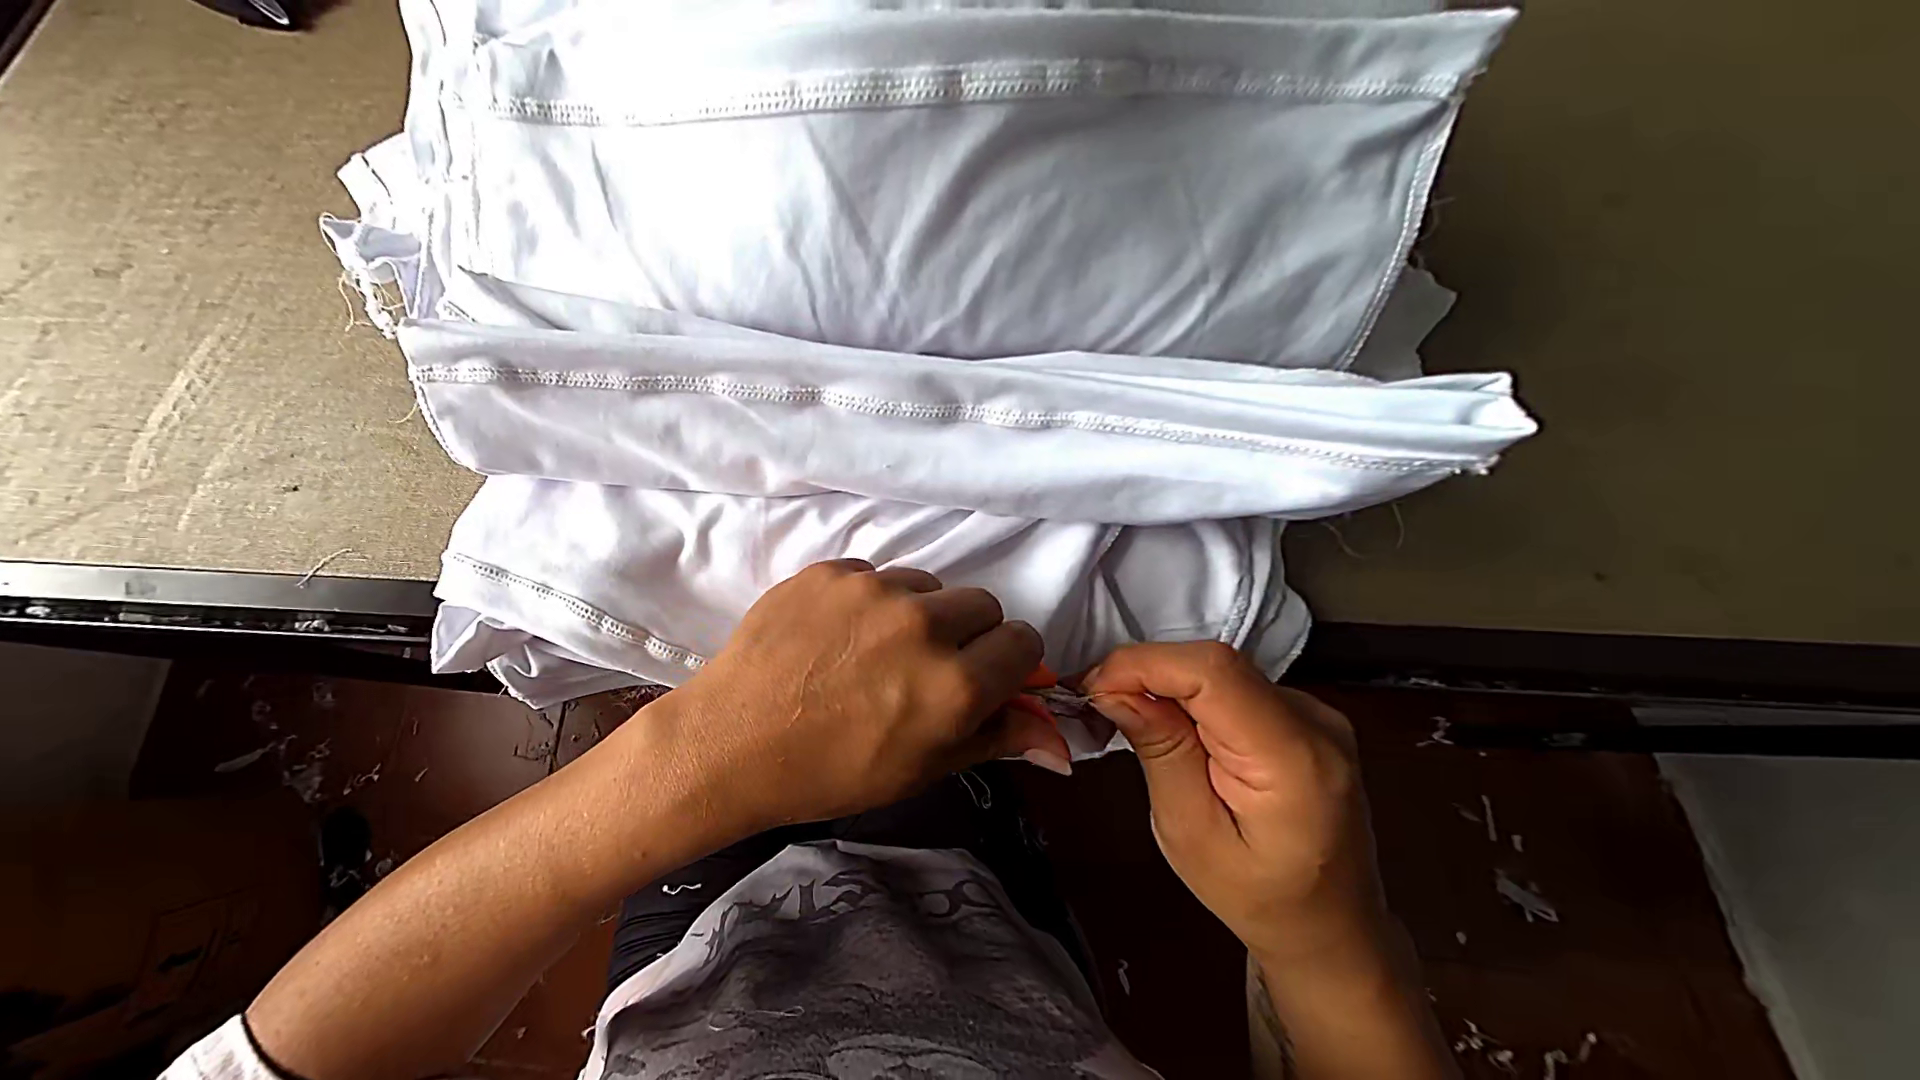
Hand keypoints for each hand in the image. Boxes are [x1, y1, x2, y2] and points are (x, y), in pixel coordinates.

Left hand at [656, 559, 1067, 832]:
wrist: (730, 743)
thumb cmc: (831, 773)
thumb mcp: (921, 769)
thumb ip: (996, 739)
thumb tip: (1060, 743)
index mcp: (957, 683)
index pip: (1024, 641)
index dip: (1009, 661)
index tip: (985, 675)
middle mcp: (925, 626)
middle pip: (983, 604)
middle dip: (968, 634)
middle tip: (927, 665)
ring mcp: (875, 590)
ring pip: (929, 585)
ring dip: (919, 612)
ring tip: (875, 649)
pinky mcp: (832, 571)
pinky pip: (876, 574)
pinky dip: (869, 600)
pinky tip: (837, 634)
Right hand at [1082, 642, 1385, 964]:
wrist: (1332, 924)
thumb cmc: (1258, 898)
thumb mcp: (1190, 834)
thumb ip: (1159, 751)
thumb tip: (1115, 689)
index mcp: (1293, 760)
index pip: (1214, 672)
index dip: (1145, 663)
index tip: (1093, 686)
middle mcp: (1314, 721)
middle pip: (1214, 665)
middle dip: (1145, 671)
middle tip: (1097, 700)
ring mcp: (1315, 711)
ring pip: (1220, 668)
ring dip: (1165, 682)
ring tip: (1129, 714)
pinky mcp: (1304, 712)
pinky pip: (1233, 683)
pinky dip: (1190, 693)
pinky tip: (1173, 725)